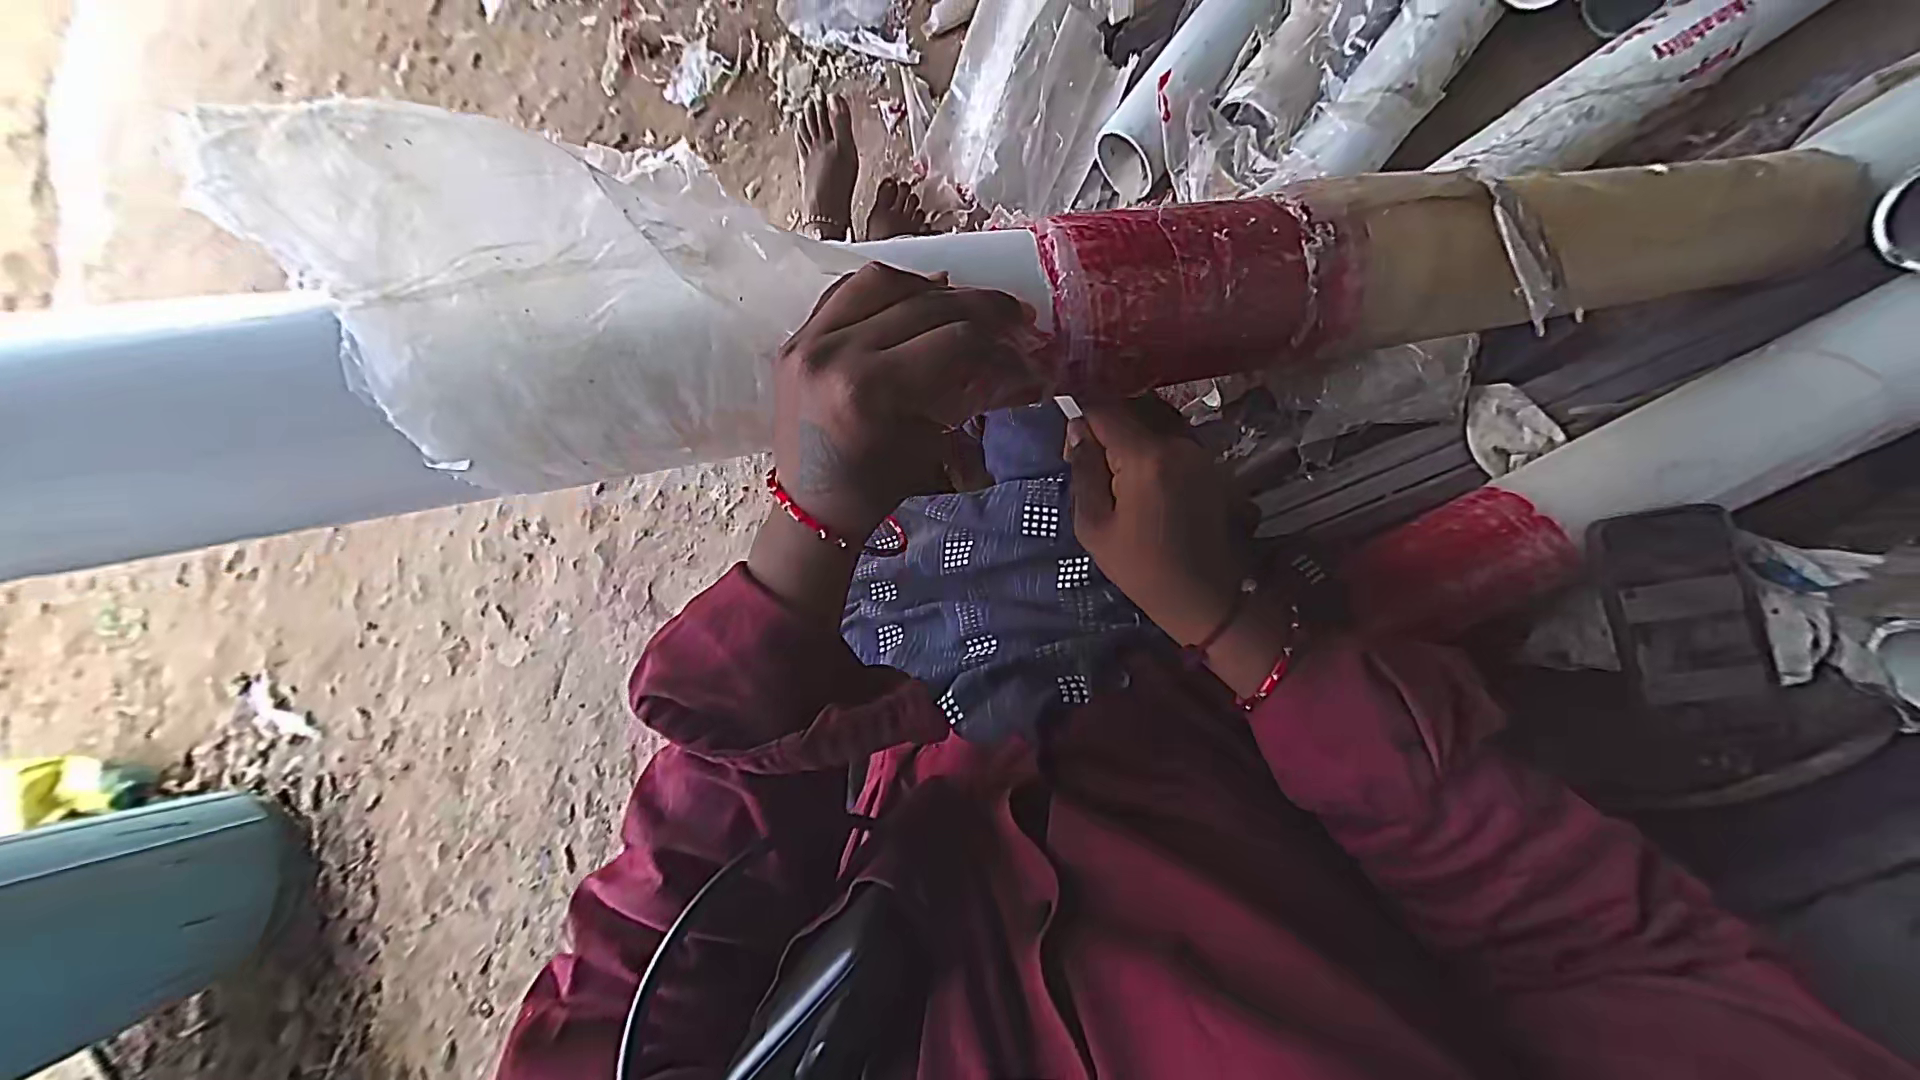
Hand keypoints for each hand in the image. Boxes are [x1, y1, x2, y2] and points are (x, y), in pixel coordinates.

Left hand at [772, 262, 1040, 536]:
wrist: (813, 508)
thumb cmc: (874, 490)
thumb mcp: (931, 447)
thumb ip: (973, 398)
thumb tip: (1025, 369)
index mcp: (869, 390)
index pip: (954, 343)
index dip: (1002, 349)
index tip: (1029, 357)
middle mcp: (834, 353)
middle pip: (926, 306)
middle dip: (984, 311)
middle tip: (1019, 319)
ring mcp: (808, 341)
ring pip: (883, 282)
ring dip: (935, 289)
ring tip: (968, 304)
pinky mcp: (797, 339)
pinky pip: (847, 292)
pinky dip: (889, 290)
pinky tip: (918, 296)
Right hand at [1064, 400, 1253, 645]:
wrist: (1205, 596)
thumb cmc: (1141, 568)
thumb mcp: (1094, 525)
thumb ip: (1084, 471)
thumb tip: (1077, 429)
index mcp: (1145, 457)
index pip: (1105, 409)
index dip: (1080, 414)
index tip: (1069, 438)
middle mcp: (1178, 443)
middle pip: (1133, 408)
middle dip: (1106, 424)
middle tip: (1089, 460)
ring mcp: (1201, 451)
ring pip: (1156, 420)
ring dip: (1131, 434)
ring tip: (1116, 472)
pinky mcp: (1212, 464)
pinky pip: (1174, 439)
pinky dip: (1152, 446)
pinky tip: (1143, 481)